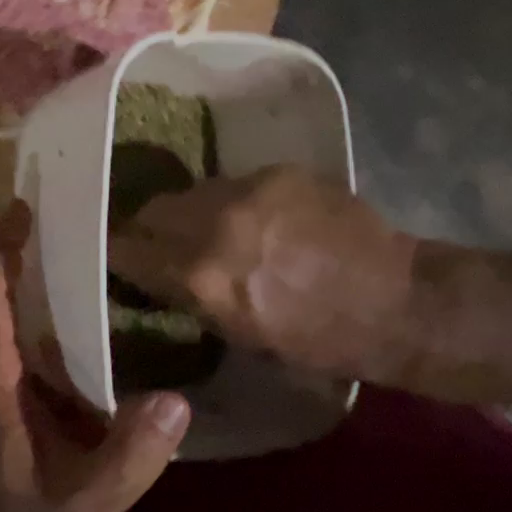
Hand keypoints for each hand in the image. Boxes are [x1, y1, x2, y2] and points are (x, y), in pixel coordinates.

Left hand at [0, 200, 190, 511]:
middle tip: (52, 201)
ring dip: (21, 261)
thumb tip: (173, 401)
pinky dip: (36, 290)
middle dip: (8, 242)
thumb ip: (128, 458)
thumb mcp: (88, 497)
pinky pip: (19, 320)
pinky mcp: (17, 380)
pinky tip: (81, 281)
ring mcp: (1, 370)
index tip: (22, 209)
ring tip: (68, 225)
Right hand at [105, 165, 418, 379]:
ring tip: (213, 231)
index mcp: (201, 275)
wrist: (397, 302)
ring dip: (192, 213)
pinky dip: (235, 203)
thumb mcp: (238, 332)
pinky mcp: (278, 172)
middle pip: (152, 210)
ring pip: (193, 193)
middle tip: (157, 244)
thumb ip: (189, 294)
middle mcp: (214, 224)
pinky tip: (260, 222)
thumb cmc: (318, 339)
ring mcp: (247, 191)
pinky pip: (235, 185)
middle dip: (148, 228)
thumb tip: (156, 273)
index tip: (113, 258)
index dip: (115, 254)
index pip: (127, 249)